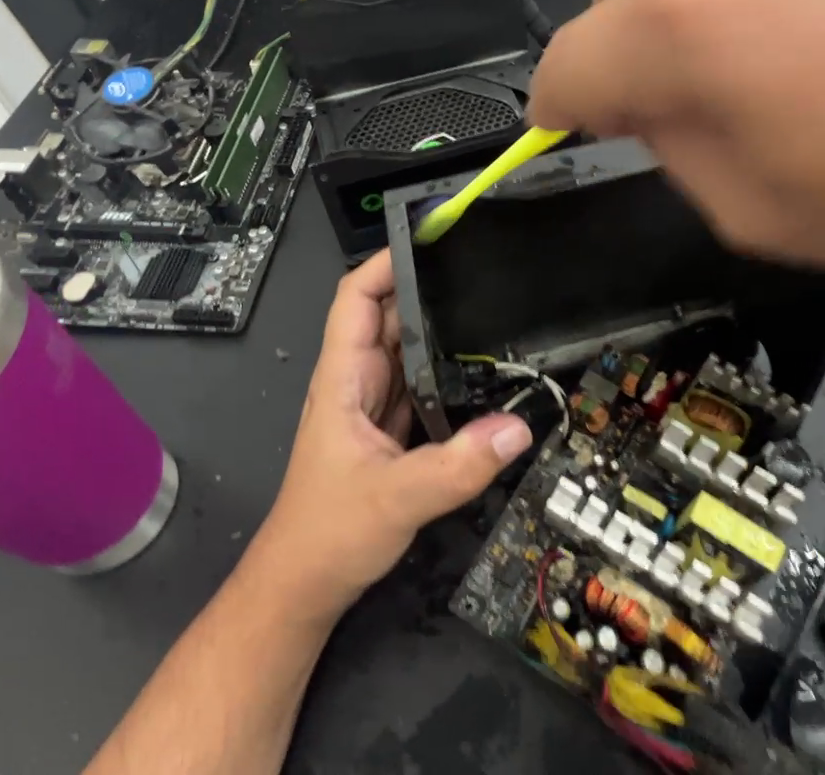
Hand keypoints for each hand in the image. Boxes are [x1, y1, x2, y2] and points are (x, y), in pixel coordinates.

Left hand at [247, 252, 531, 622]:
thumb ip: (458, 466)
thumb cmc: (328, 534)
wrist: (304, 586)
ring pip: (409, 352)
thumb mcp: (395, 498)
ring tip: (495, 311)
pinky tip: (486, 374)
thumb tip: (520, 427)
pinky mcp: (391, 434)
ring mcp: (374, 409)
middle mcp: (358, 384)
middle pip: (391, 317)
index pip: (356, 297)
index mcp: (343, 379)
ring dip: (443, 331)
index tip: (433, 238)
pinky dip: (450, 373)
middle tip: (485, 271)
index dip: (386, 261)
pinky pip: (423, 387)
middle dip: (429, 289)